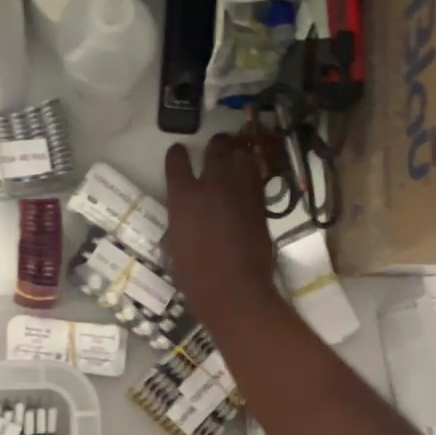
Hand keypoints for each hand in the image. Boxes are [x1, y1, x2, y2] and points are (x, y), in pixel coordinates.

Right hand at [165, 136, 279, 321]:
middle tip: (217, 144)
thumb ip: (181, 222)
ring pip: (242, 156)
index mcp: (183, 197)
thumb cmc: (195, 277)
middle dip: (216, 143)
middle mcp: (212, 185)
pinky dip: (253, 173)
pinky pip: (257, 178)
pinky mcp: (260, 204)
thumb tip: (186, 216)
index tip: (178, 153)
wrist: (234, 291)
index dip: (177, 155)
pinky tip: (250, 175)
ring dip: (238, 152)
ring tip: (238, 152)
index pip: (177, 162)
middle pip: (216, 149)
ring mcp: (240, 192)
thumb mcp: (176, 246)